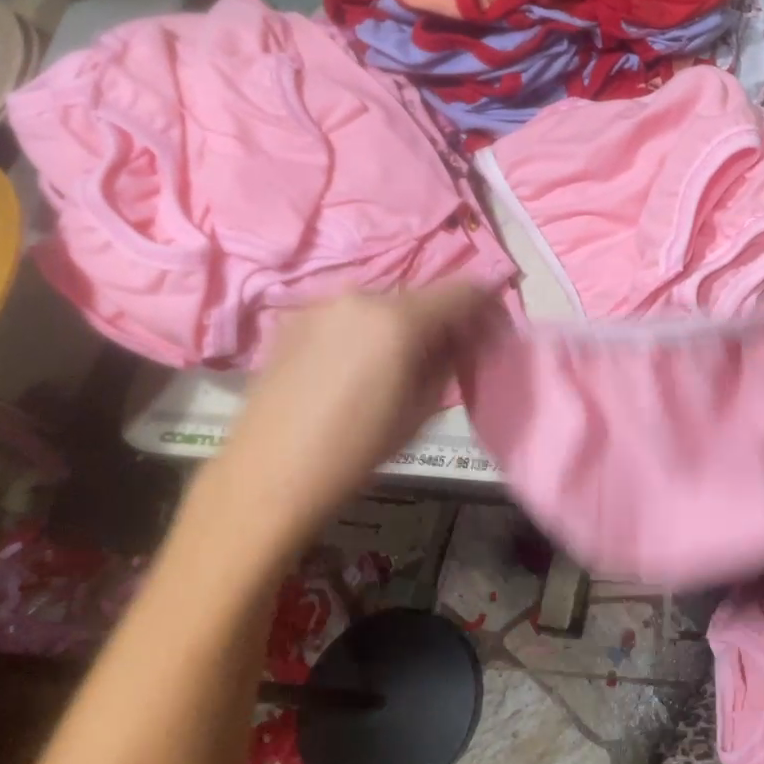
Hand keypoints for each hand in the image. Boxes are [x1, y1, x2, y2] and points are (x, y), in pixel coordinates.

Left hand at [195, 284, 494, 545]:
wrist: (270, 472)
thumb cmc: (359, 448)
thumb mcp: (423, 408)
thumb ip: (448, 361)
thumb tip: (458, 340)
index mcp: (400, 318)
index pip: (465, 291)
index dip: (487, 309)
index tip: (492, 336)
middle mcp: (361, 297)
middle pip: (421, 298)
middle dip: (442, 323)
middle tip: (446, 360)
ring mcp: (322, 305)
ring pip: (383, 307)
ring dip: (402, 329)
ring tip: (398, 370)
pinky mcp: (294, 320)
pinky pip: (349, 318)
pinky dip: (367, 335)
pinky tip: (357, 373)